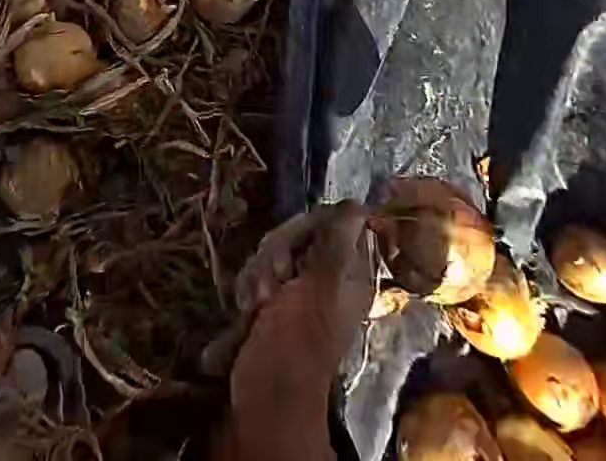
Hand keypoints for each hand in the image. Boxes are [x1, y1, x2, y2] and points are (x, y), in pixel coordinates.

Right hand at [215, 202, 374, 460]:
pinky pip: (256, 274)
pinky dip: (248, 290)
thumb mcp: (318, 291)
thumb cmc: (295, 346)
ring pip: (271, 252)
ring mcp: (297, 289)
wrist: (261, 402)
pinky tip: (246, 312)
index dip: (307, 227)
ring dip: (258, 275)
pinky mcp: (271, 301)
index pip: (330, 222)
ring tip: (257, 307)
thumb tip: (360, 204)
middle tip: (274, 285)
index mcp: (348, 273)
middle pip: (297, 233)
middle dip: (276, 254)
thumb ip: (336, 245)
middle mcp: (325, 276)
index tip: (294, 250)